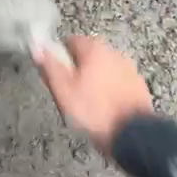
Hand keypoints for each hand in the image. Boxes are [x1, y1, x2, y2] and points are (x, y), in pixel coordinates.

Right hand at [33, 35, 154, 150]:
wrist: (132, 135)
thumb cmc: (95, 112)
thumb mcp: (62, 89)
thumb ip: (49, 65)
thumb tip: (38, 49)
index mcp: (93, 49)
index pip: (70, 41)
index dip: (59, 57)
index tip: (56, 73)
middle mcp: (114, 53)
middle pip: (88, 55)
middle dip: (78, 70)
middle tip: (70, 91)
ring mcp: (129, 70)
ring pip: (103, 69)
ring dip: (95, 80)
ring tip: (88, 103)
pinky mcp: (138, 86)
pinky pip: (117, 83)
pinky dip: (110, 90)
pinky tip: (105, 107)